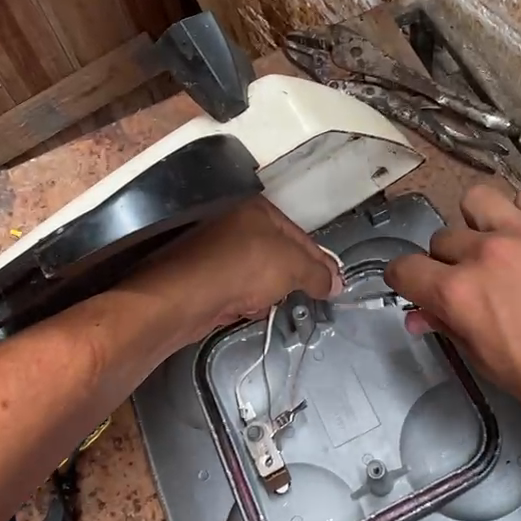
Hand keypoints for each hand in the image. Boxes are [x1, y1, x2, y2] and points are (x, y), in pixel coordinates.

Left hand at [127, 197, 340, 340]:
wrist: (185, 295)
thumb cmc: (242, 268)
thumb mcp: (294, 267)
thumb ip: (319, 273)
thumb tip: (335, 283)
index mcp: (258, 210)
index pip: (301, 236)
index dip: (321, 262)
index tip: (334, 283)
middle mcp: (235, 224)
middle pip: (279, 255)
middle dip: (292, 278)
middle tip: (307, 296)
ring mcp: (217, 250)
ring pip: (258, 275)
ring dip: (267, 292)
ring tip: (268, 303)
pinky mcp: (204, 277)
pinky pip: (237, 289)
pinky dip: (245, 301)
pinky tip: (246, 309)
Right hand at [385, 185, 520, 433]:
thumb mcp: (494, 367)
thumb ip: (452, 331)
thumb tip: (422, 314)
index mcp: (461, 295)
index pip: (405, 269)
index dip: (406, 281)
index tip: (417, 287)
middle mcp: (485, 253)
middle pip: (441, 239)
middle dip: (448, 262)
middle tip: (474, 283)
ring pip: (476, 201)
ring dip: (477, 223)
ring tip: (498, 245)